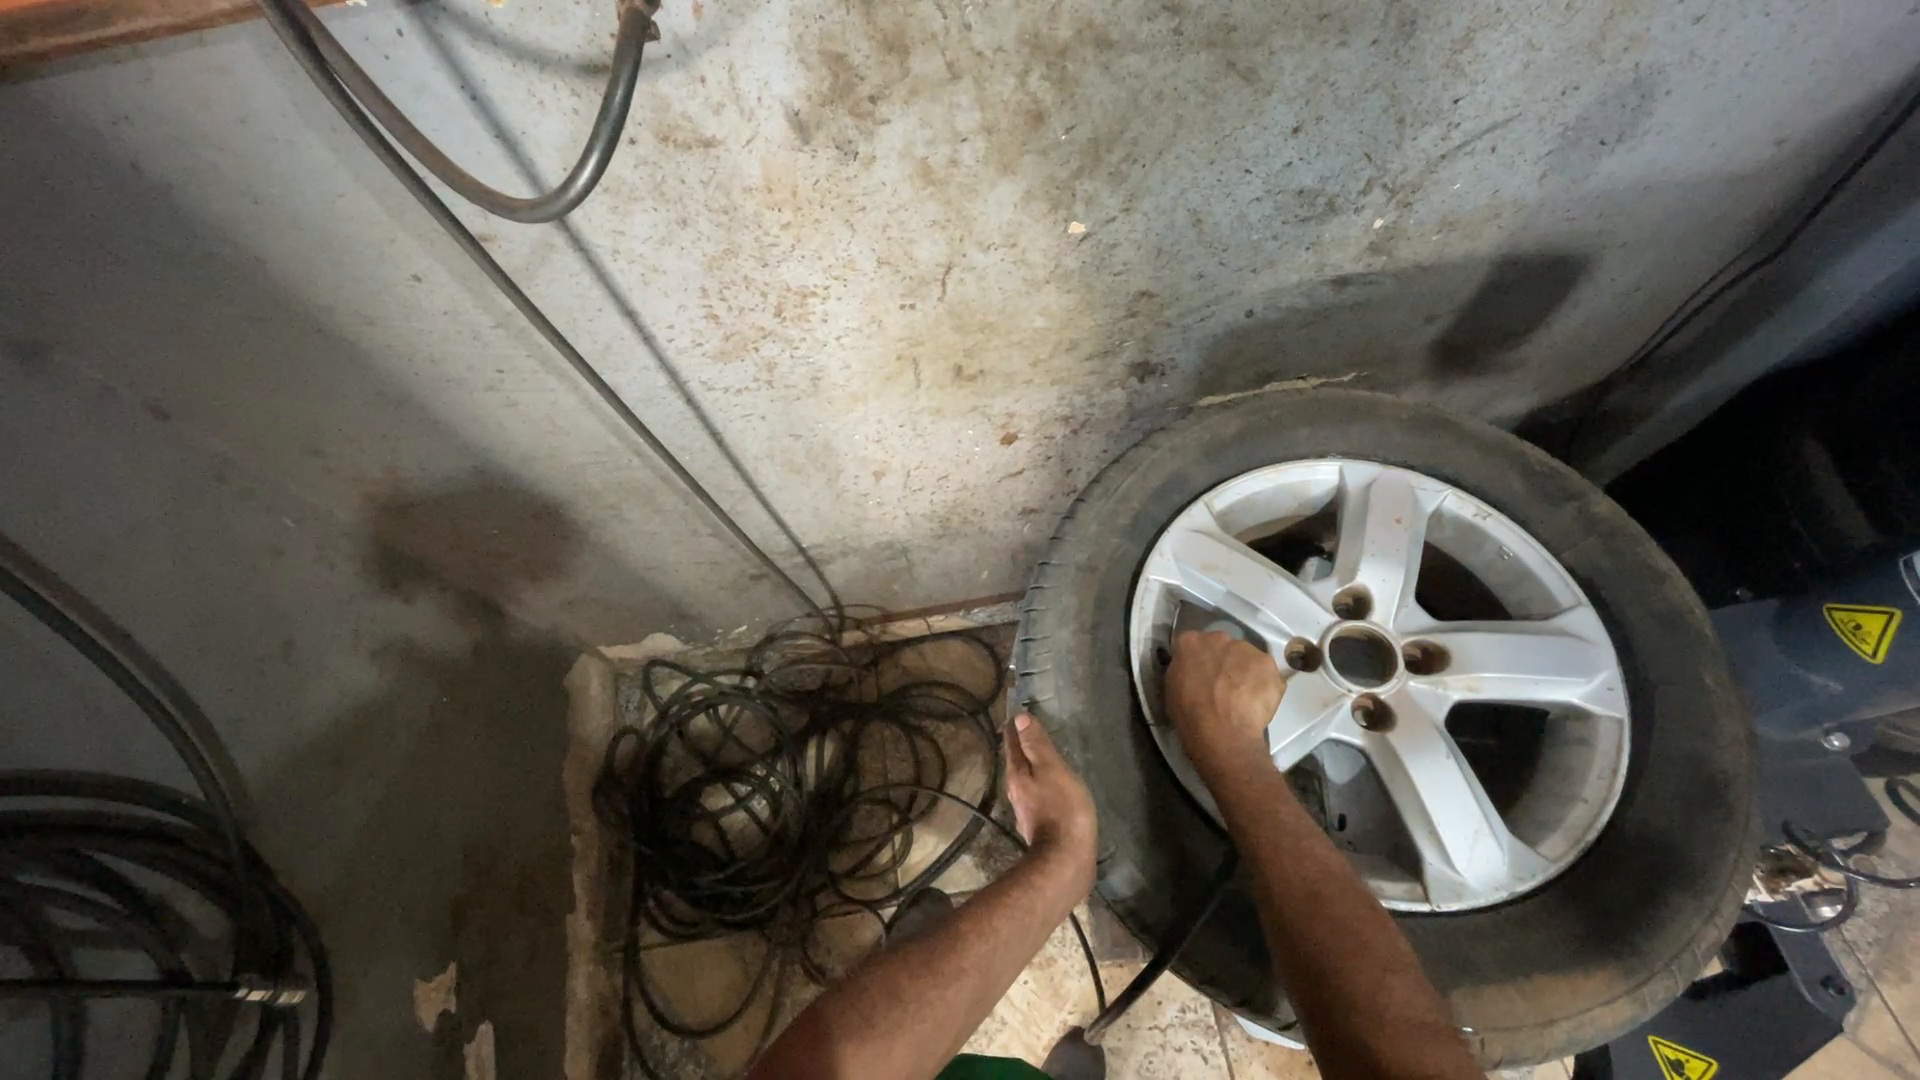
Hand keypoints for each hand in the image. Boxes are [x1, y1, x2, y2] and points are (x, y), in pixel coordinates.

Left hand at [1003, 713, 1096, 890]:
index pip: (1012, 742)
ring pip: (1024, 778)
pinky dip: (1040, 783)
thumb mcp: (1052, 770)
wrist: (1066, 860)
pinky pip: (1036, 795)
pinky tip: (1050, 786)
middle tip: (1027, 729)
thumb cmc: (1063, 809)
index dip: (1015, 725)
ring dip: (1029, 765)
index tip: (1017, 709)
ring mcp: (1025, 809)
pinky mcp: (1038, 824)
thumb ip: (1037, 745)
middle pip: (1016, 761)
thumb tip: (1019, 718)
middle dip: (1020, 744)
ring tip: (1040, 755)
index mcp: (1017, 773)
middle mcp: (1015, 790)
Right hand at [1165, 630, 1286, 787]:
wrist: (1221, 731)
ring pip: (1247, 658)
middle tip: (1222, 685)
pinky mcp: (1268, 664)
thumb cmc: (1190, 713)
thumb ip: (1183, 669)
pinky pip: (1266, 672)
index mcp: (1190, 642)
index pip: (1193, 644)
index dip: (1198, 660)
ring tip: (1243, 697)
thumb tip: (1192, 669)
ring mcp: (1246, 649)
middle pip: (1223, 646)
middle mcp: (1219, 638)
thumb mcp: (1172, 687)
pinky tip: (1257, 702)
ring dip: (1245, 671)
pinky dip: (1264, 684)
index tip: (1201, 674)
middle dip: (1224, 661)